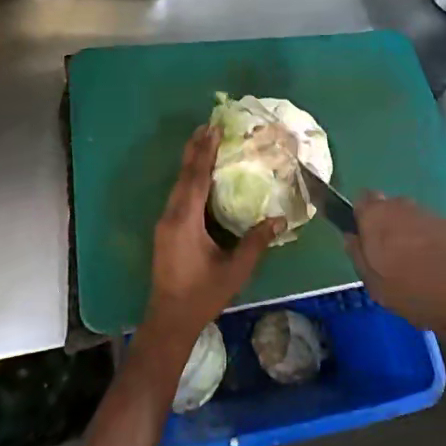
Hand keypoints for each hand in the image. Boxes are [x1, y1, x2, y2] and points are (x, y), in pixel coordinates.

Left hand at [144, 125, 278, 338]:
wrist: (169, 319)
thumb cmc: (202, 295)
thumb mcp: (235, 270)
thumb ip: (256, 242)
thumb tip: (280, 219)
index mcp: (185, 221)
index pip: (196, 178)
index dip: (206, 152)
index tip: (214, 129)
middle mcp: (171, 216)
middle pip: (184, 175)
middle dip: (196, 150)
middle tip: (209, 126)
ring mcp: (165, 223)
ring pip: (178, 185)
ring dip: (191, 163)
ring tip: (204, 142)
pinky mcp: (166, 230)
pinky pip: (178, 196)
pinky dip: (189, 179)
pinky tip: (199, 176)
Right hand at [346, 193, 445, 339]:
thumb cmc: (420, 291)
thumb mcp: (376, 285)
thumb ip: (358, 257)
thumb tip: (352, 237)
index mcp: (377, 215)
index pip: (360, 201)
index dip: (359, 221)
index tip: (362, 246)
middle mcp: (402, 206)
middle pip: (385, 212)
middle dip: (383, 232)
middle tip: (386, 266)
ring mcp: (431, 215)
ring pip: (408, 224)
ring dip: (407, 241)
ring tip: (413, 277)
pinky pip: (429, 234)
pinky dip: (428, 249)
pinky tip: (435, 277)